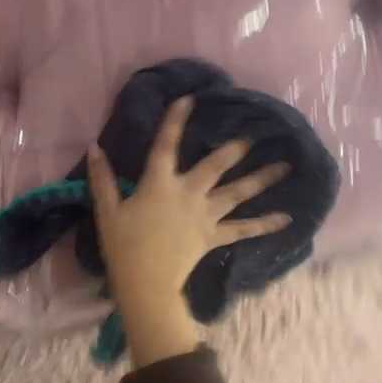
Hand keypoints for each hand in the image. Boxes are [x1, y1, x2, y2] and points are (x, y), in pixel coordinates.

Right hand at [85, 96, 291, 366]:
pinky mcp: (213, 237)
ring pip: (237, 194)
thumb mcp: (107, 210)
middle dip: (233, 150)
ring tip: (285, 167)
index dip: (175, 122)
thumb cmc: (123, 244)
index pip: (166, 146)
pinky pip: (243, 229)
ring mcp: (205, 216)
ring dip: (261, 180)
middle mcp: (188, 194)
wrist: (146, 282)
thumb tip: (94, 148)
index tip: (188, 100)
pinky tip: (286, 218)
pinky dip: (264, 224)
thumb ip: (102, 179)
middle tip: (253, 136)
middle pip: (214, 167)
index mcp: (159, 184)